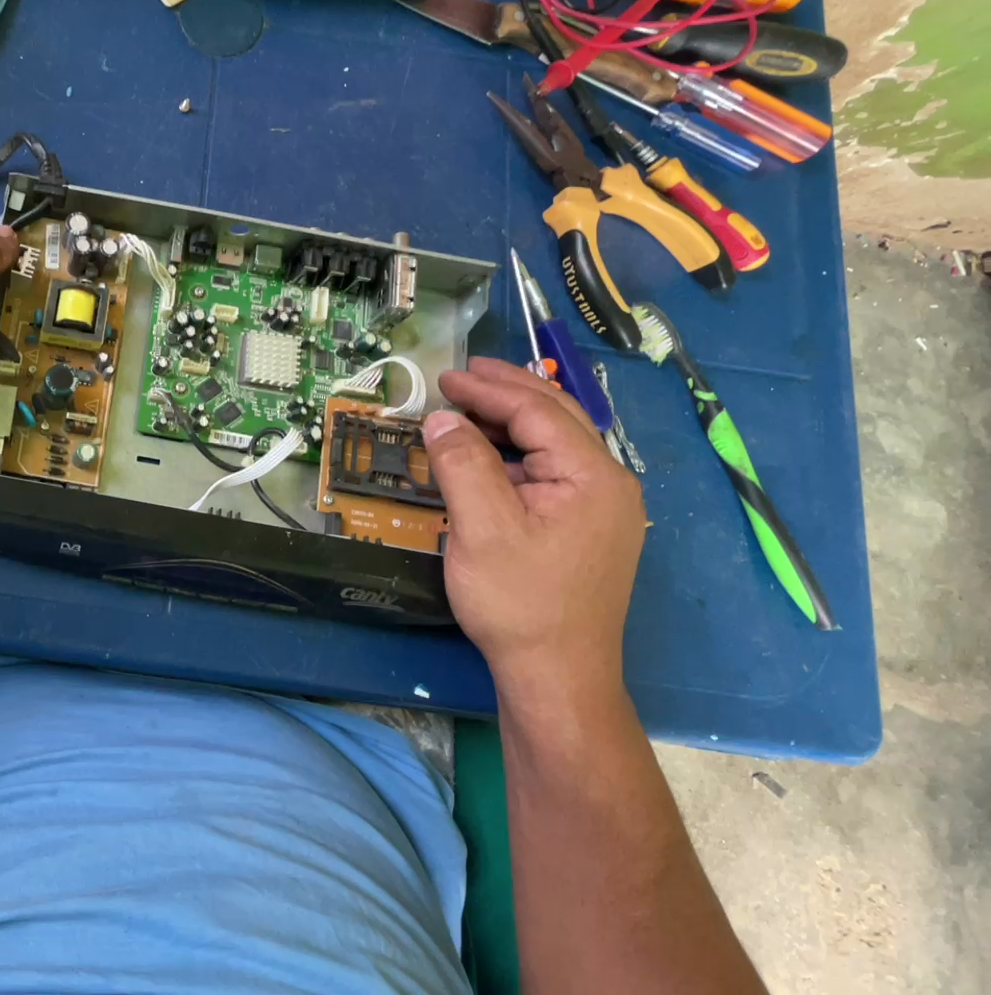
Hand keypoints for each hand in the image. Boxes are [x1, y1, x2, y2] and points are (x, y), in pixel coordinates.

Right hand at [422, 357, 645, 702]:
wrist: (556, 673)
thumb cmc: (519, 600)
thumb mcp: (481, 528)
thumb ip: (462, 465)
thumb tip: (440, 418)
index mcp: (591, 476)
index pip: (538, 412)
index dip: (489, 389)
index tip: (444, 377)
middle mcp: (607, 483)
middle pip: (556, 419)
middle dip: (507, 391)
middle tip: (462, 374)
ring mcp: (601, 508)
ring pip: (554, 445)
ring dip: (510, 421)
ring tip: (468, 406)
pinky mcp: (585, 529)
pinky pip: (550, 473)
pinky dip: (515, 454)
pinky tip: (487, 456)